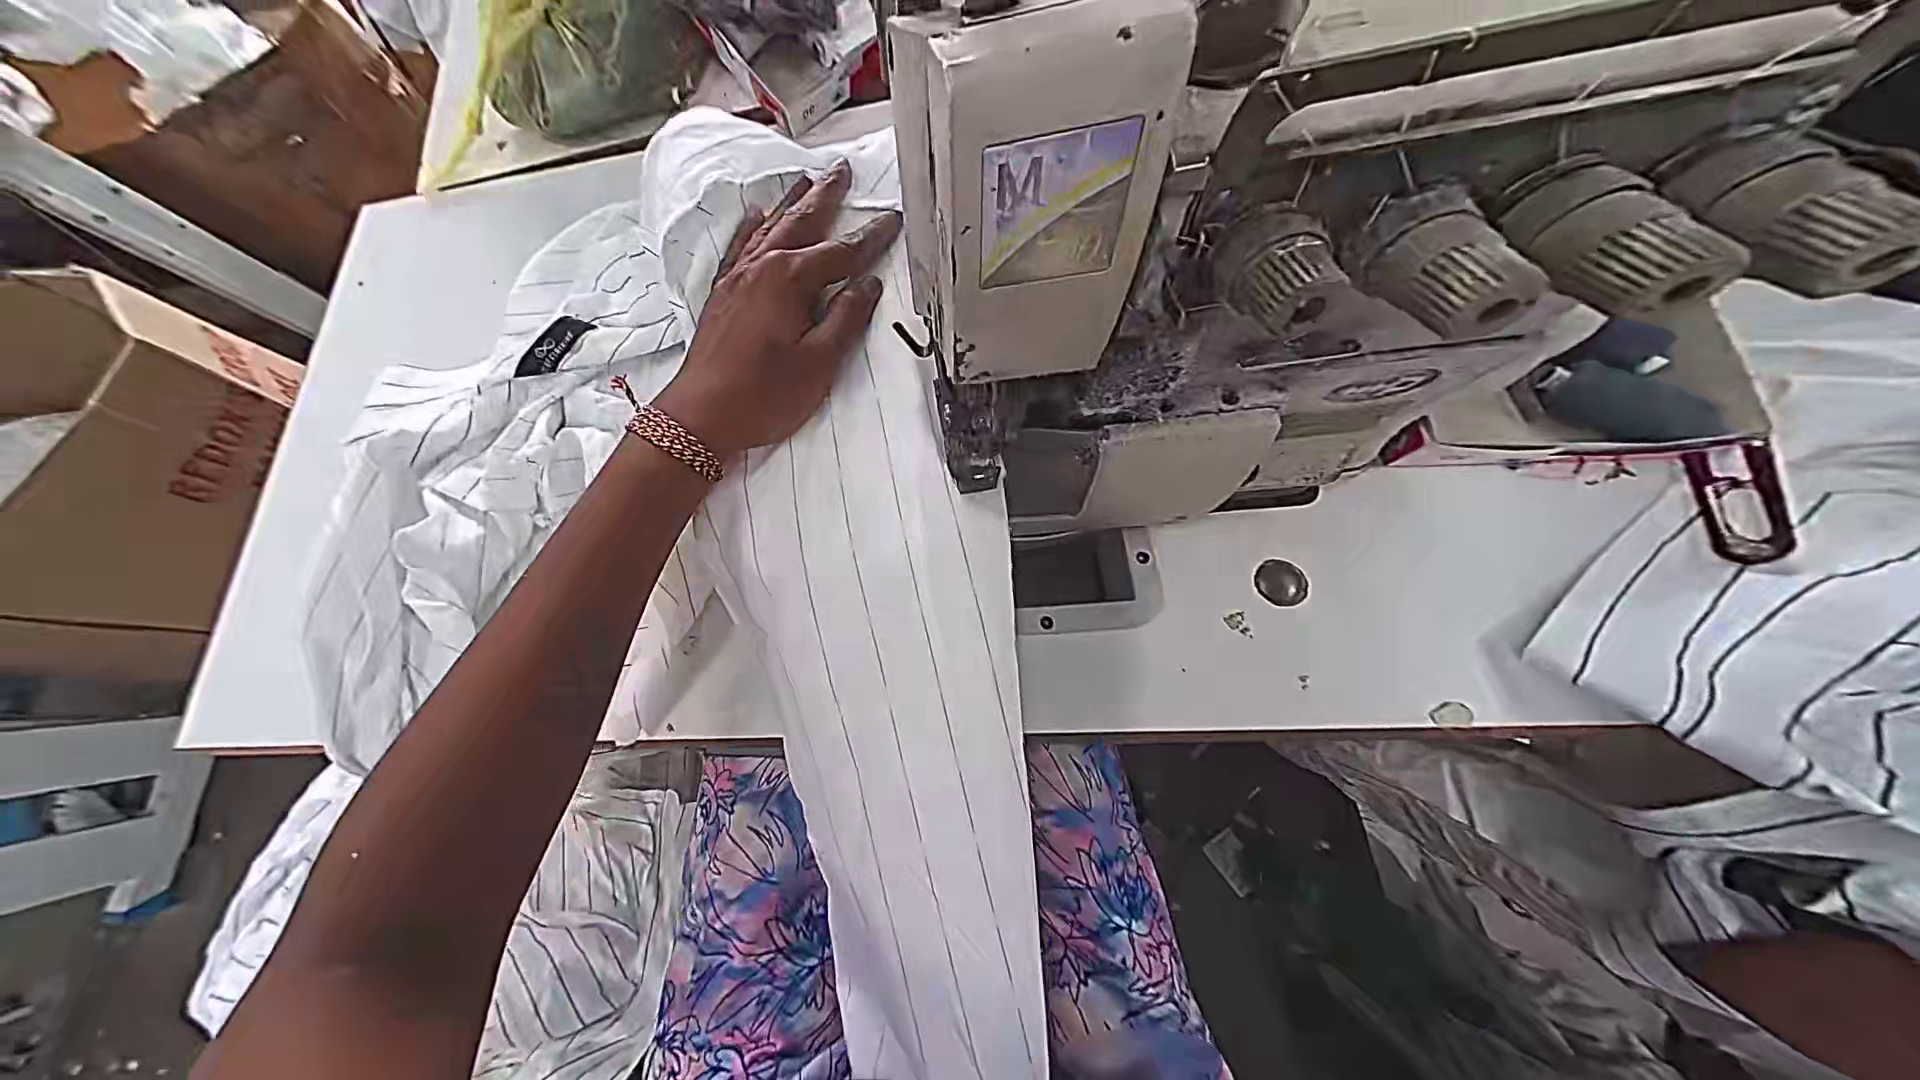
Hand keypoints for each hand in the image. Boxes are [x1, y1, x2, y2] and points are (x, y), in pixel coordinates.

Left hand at [653, 158, 902, 459]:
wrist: (701, 415)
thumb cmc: (764, 395)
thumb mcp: (819, 363)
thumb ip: (846, 319)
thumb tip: (868, 286)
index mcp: (790, 281)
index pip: (842, 254)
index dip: (871, 238)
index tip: (893, 221)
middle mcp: (761, 268)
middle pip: (801, 224)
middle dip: (826, 197)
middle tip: (844, 171)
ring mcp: (737, 278)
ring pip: (770, 228)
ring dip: (792, 204)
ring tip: (808, 181)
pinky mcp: (722, 294)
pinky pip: (741, 246)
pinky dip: (753, 227)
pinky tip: (758, 216)